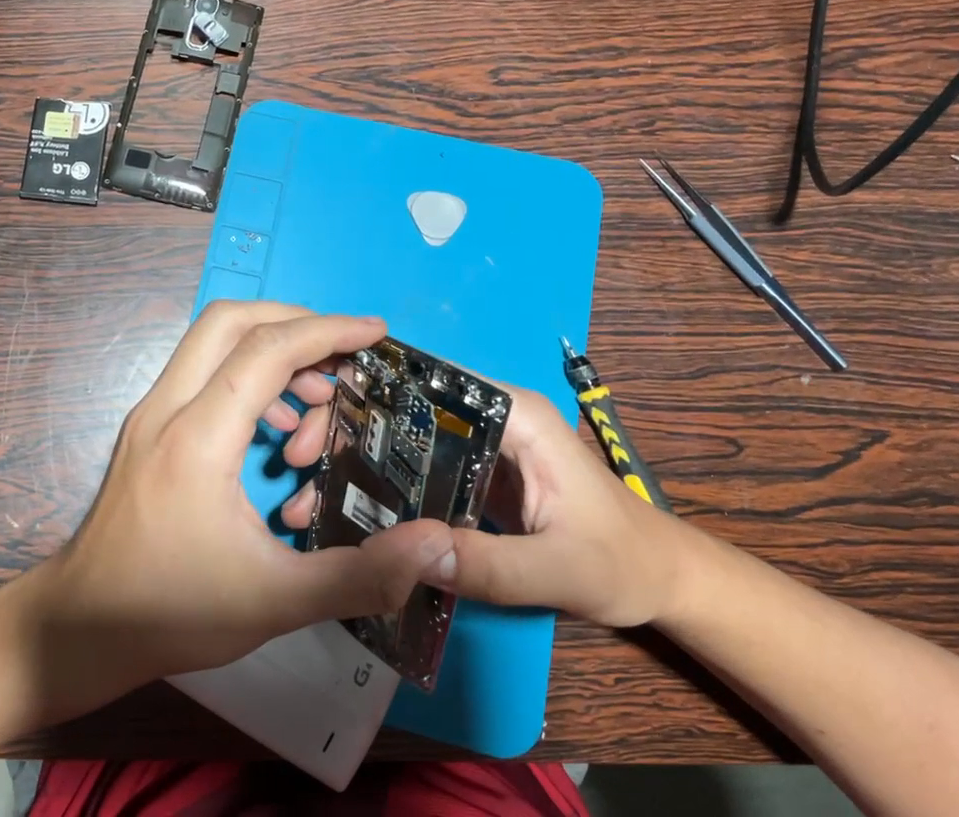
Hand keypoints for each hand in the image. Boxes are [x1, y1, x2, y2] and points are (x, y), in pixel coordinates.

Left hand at [27, 302, 461, 702]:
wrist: (82, 625)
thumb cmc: (173, 611)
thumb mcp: (275, 601)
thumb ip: (360, 575)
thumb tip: (436, 547)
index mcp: (196, 438)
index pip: (264, 351)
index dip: (326, 331)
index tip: (375, 333)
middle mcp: (165, 410)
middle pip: (226, 322)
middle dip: (293, 321)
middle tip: (345, 354)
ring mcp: (147, 417)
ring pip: (206, 345)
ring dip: (265, 351)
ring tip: (315, 400)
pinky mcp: (143, 433)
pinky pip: (196, 376)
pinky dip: (241, 377)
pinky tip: (271, 427)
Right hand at [282, 384, 695, 627]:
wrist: (661, 581)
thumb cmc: (622, 563)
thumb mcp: (559, 571)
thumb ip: (490, 564)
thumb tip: (405, 552)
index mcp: (514, 416)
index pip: (431, 377)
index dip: (369, 386)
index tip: (316, 413)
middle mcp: (490, 418)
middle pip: (402, 402)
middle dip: (344, 423)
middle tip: (297, 457)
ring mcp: (478, 446)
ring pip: (399, 433)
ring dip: (350, 454)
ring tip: (304, 488)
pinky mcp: (469, 474)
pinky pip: (410, 465)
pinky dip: (372, 480)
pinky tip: (337, 505)